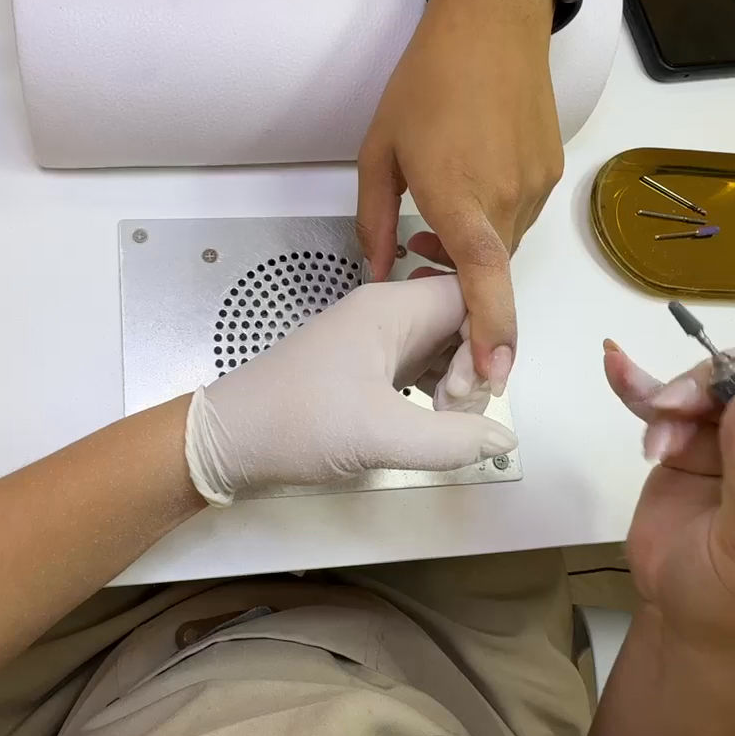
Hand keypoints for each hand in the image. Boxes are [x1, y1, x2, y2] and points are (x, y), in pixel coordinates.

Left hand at [184, 277, 517, 504]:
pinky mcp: (360, 368)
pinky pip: (415, 367)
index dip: (487, 340)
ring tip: (436, 423)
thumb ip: (452, 440)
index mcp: (388, 309)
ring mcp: (369, 341)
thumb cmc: (298, 424)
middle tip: (448, 413)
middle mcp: (382, 315)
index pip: (468, 295)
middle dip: (469, 368)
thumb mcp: (380, 435)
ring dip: (451, 385)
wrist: (229, 439)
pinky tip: (421, 424)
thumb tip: (505, 436)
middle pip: (458, 323)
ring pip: (439, 348)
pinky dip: (429, 394)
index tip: (472, 393)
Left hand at [356, 0, 561, 395]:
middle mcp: (508, 200)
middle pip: (490, 273)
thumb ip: (374, 223)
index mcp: (459, 197)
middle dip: (461, 289)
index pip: (484, 280)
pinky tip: (465, 195)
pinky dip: (492, 225)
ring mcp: (537, 186)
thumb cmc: (424, 82)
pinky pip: (520, 218)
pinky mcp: (552, 171)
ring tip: (434, 223)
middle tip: (418, 263)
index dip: (489, 333)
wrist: (493, 18)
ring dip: (473, 251)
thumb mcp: (378, 153)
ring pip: (505, 247)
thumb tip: (378, 273)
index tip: (492, 376)